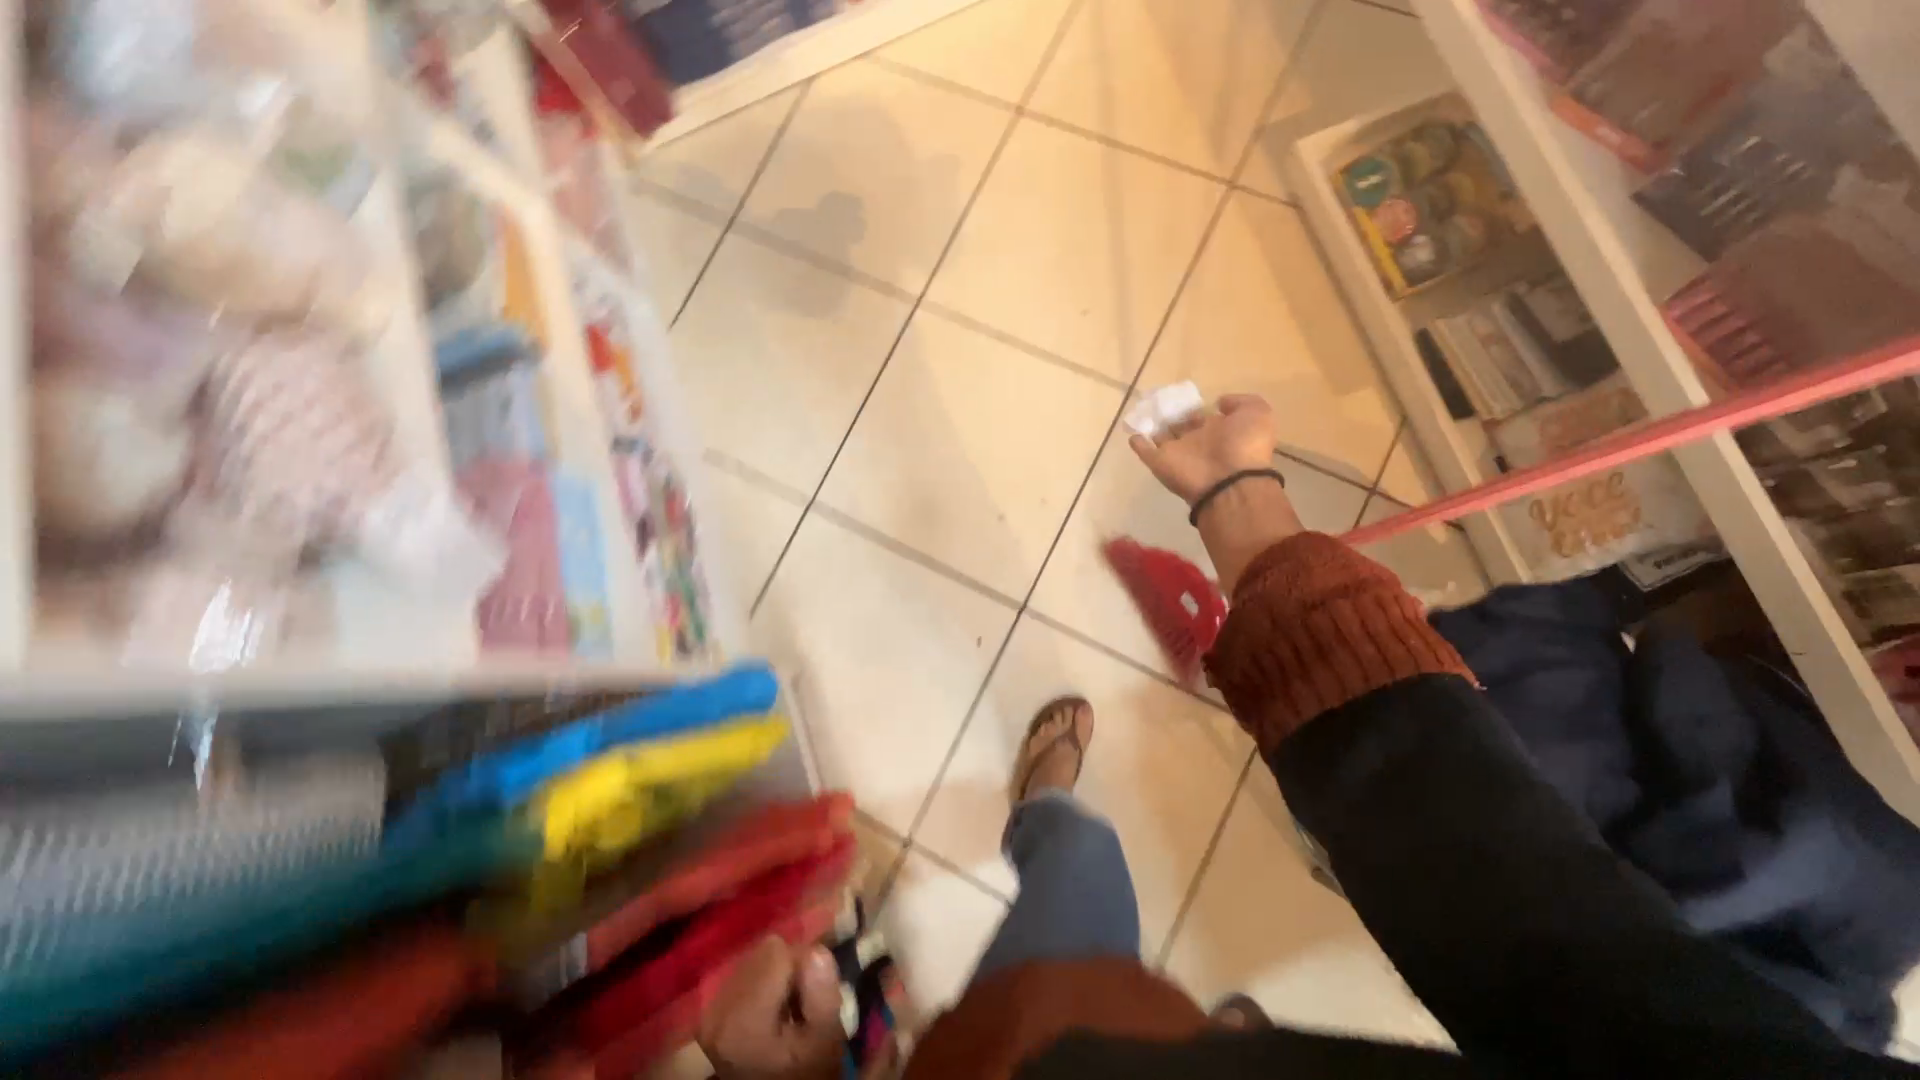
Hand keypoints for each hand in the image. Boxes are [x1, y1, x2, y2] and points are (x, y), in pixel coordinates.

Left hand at [698, 937, 844, 1079]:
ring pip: (752, 960)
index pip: (777, 951)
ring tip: (786, 1010)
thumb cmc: (804, 1073)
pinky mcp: (708, 1015)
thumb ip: (823, 992)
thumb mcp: (826, 1038)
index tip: (811, 996)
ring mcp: (708, 1013)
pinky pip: (741, 975)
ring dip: (775, 977)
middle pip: (762, 953)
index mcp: (743, 1019)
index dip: (803, 966)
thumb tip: (816, 950)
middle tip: (799, 1004)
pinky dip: (761, 986)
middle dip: (788, 970)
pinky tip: (770, 1013)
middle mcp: (716, 1011)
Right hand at [1128, 394, 1279, 504]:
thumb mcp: (1257, 413)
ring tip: (1142, 411)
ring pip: (1162, 437)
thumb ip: (1240, 402)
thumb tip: (1218, 403)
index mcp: (1220, 431)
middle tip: (1160, 402)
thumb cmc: (1245, 445)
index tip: (1185, 399)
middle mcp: (1198, 442)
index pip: (1203, 418)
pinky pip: (1146, 452)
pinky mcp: (1160, 463)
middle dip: (1172, 416)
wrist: (1230, 481)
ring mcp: (1178, 453)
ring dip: (1153, 426)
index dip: (1195, 409)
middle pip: (1181, 427)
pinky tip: (1132, 433)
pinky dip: (1138, 443)